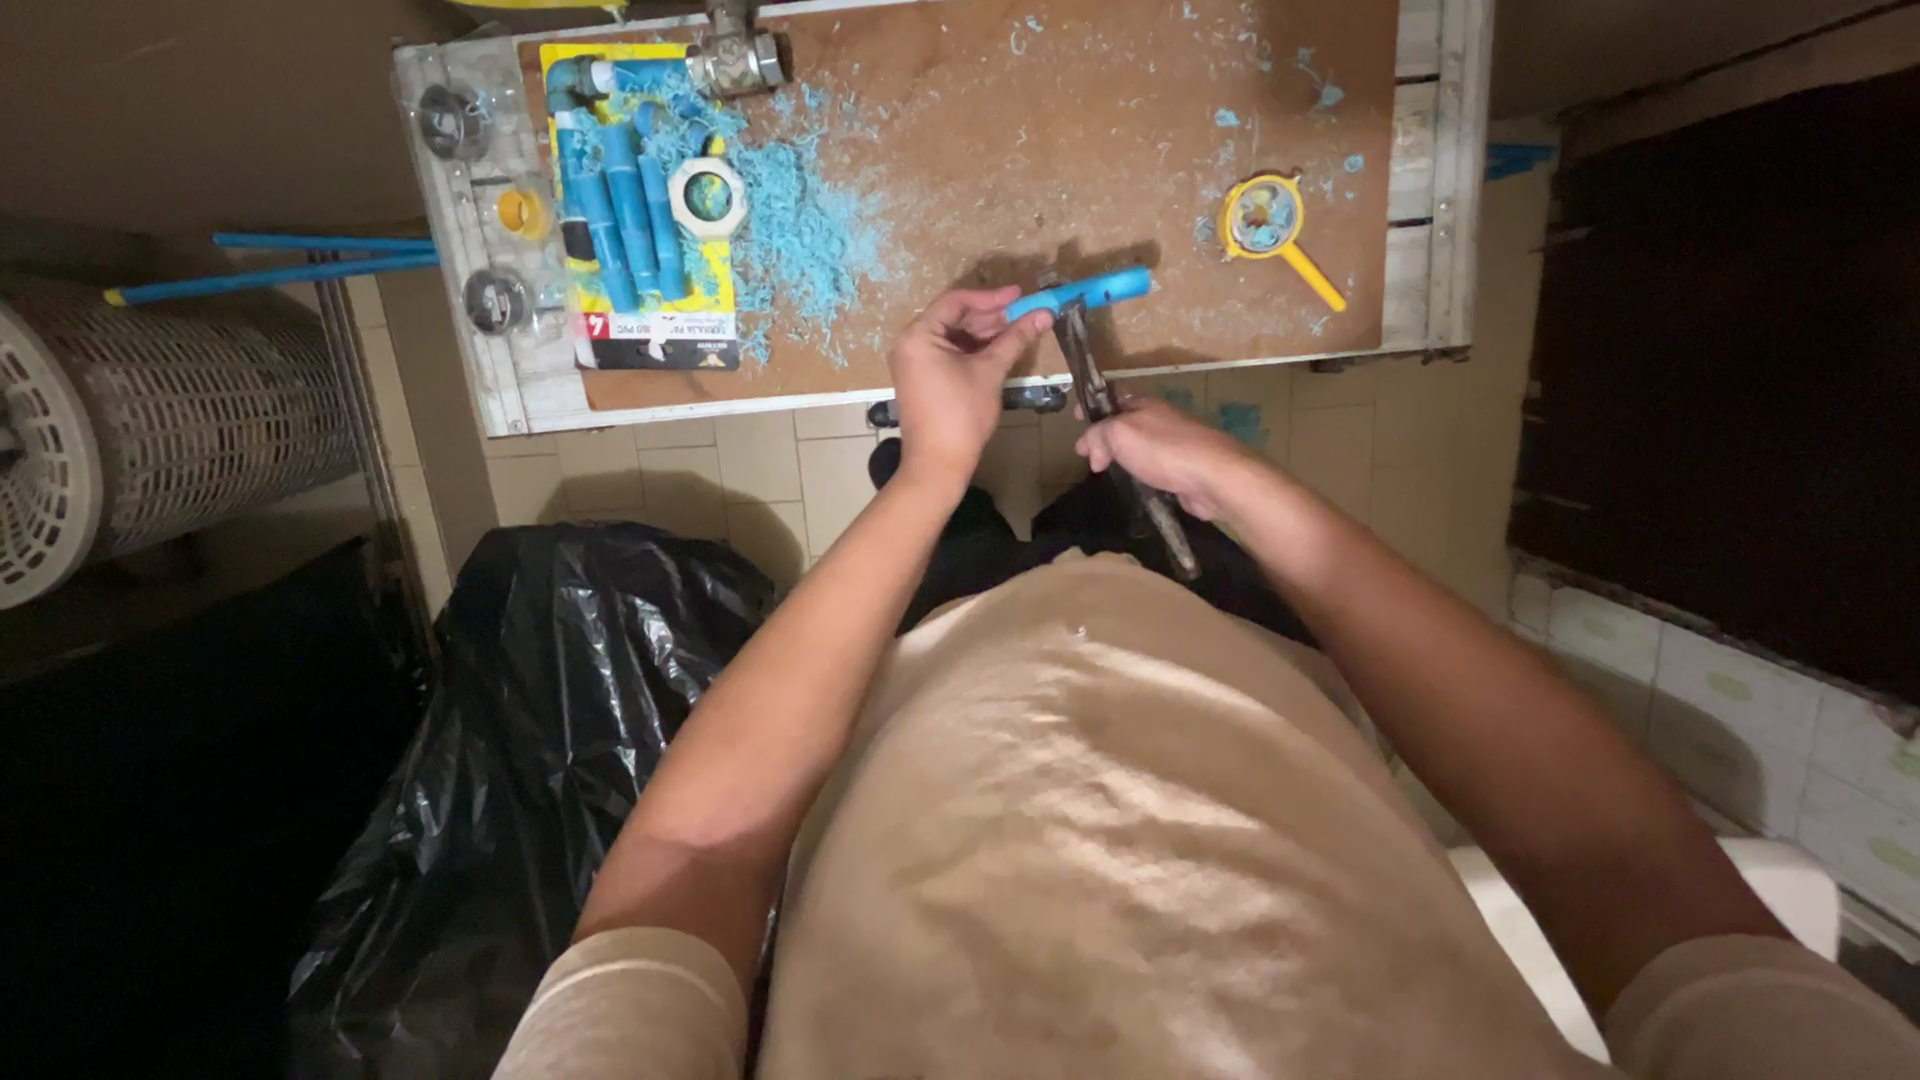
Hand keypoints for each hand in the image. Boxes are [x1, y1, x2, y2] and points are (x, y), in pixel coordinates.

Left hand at [888, 286, 1052, 494]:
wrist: (938, 463)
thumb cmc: (961, 414)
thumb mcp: (990, 371)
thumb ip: (1015, 338)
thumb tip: (1045, 313)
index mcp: (918, 335)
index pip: (956, 301)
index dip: (991, 296)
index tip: (1020, 295)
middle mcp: (910, 343)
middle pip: (953, 317)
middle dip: (990, 316)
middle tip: (1024, 314)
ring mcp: (914, 362)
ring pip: (953, 336)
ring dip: (984, 333)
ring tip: (1017, 331)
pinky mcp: (922, 378)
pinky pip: (948, 353)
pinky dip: (972, 350)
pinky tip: (999, 349)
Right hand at [1075, 396, 1260, 520]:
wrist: (1213, 476)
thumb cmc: (1164, 449)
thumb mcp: (1120, 434)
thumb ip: (1098, 436)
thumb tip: (1090, 450)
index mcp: (1144, 405)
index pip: (1113, 397)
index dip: (1093, 405)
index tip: (1076, 417)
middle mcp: (1160, 420)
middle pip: (1124, 423)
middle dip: (1103, 436)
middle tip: (1086, 455)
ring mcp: (1174, 444)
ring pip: (1139, 446)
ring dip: (1121, 456)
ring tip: (1104, 471)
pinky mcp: (1182, 469)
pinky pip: (1153, 467)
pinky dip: (1139, 472)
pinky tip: (1132, 484)